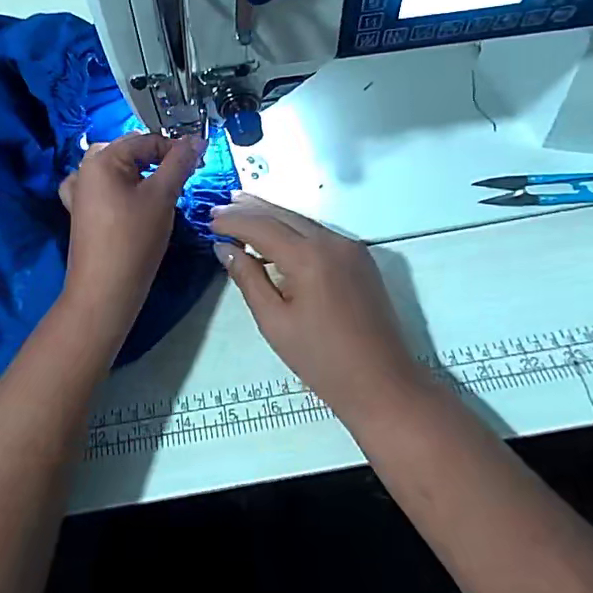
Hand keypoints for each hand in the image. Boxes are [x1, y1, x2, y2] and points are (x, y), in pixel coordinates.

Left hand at [57, 131, 203, 321]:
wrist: (104, 290)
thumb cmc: (134, 239)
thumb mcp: (162, 197)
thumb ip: (179, 164)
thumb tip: (195, 140)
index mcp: (102, 158)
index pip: (145, 140)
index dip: (174, 148)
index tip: (198, 163)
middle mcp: (85, 168)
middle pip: (128, 151)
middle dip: (156, 159)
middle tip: (181, 177)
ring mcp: (78, 190)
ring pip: (114, 168)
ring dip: (138, 172)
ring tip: (159, 188)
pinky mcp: (79, 210)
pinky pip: (101, 186)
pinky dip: (117, 185)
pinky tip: (126, 197)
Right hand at [210, 192, 426, 419]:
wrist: (384, 385)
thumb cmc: (322, 360)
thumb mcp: (274, 322)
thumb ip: (248, 278)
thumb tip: (225, 248)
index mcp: (308, 257)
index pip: (261, 226)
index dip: (233, 221)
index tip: (209, 220)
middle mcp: (331, 242)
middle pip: (282, 215)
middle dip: (250, 209)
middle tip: (220, 207)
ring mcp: (350, 248)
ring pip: (301, 221)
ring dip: (271, 215)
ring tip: (241, 210)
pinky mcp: (360, 258)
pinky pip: (318, 233)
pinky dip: (292, 228)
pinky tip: (276, 234)